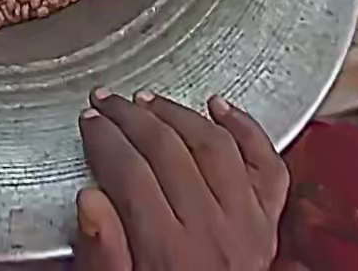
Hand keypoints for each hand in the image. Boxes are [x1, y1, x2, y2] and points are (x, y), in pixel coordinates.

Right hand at [75, 91, 287, 270]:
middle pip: (166, 147)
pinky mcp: (269, 225)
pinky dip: (245, 129)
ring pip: (211, 144)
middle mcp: (214, 235)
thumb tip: (89, 200)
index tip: (88, 120)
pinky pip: (266, 167)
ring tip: (145, 101)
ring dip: (175, 112)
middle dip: (127, 115)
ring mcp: (248, 227)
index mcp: (170, 256)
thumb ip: (102, 255)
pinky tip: (219, 107)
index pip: (129, 170)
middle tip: (105, 101)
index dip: (103, 136)